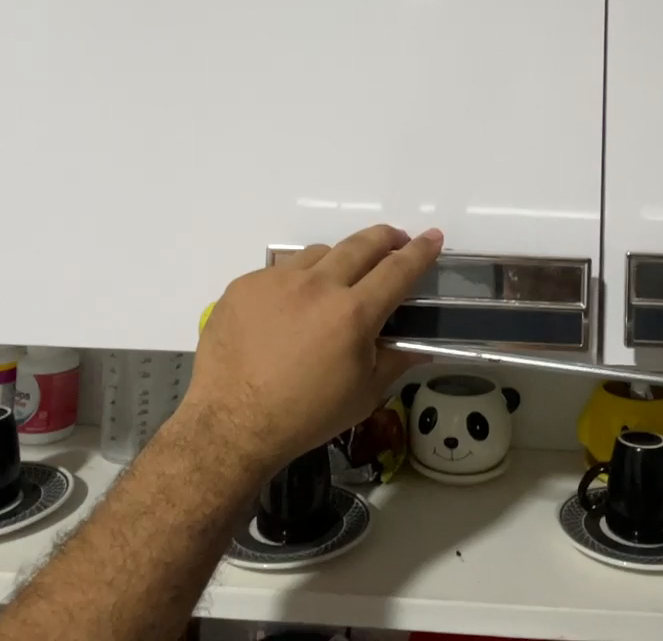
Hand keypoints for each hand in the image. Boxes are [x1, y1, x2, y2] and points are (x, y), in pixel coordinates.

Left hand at [178, 225, 441, 474]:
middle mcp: (318, 286)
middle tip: (394, 240)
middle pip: (361, 244)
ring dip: (337, 260)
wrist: (230, 425)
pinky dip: (294, 282)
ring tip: (336, 282)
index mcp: (353, 313)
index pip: (398, 270)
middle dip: (385, 237)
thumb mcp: (363, 395)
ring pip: (319, 253)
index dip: (420, 251)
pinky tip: (288, 310)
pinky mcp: (245, 285)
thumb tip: (420, 347)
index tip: (433, 237)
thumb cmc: (305, 416)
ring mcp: (277, 281)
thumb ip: (394, 361)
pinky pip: (280, 271)